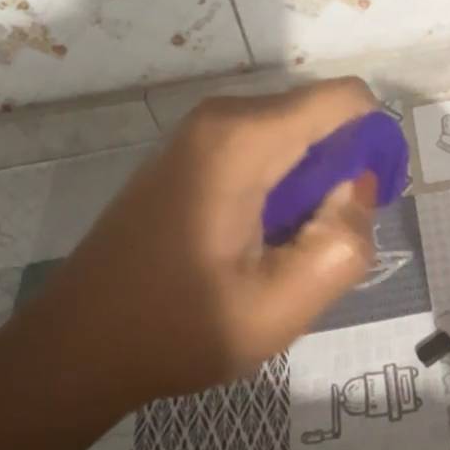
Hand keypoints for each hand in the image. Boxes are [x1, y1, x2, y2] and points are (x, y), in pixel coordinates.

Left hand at [26, 78, 380, 406]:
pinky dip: (279, 186)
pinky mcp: (187, 153)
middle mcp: (221, 117)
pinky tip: (253, 243)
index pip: (346, 100)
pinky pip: (262, 147)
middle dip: (340, 173)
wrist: (75, 349)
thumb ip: (344, 243)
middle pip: (320, 117)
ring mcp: (198, 132)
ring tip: (282, 252)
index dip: (375, 145)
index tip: (366, 208)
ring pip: (293, 135)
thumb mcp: (282, 306)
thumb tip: (356, 190)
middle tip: (318, 246)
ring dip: (309, 187)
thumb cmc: (178, 328)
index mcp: (244, 139)